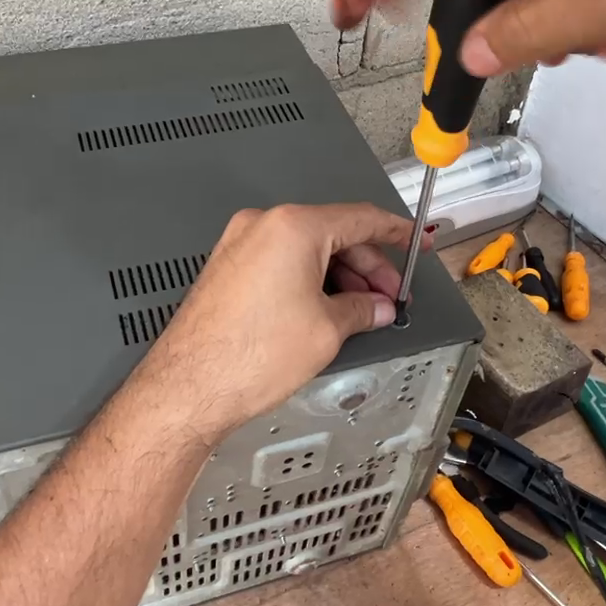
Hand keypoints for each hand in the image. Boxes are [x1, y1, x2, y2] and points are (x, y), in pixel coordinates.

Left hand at [123, 204, 418, 445]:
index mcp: (292, 227)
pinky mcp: (228, 267)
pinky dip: (309, 280)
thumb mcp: (327, 330)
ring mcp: (240, 244)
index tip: (416, 242)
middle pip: (333, 233)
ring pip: (307, 249)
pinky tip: (326, 309)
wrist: (189, 387)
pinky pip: (281, 262)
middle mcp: (262, 225)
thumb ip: (361, 310)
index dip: (397, 233)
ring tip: (360, 312)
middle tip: (390, 298)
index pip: (360, 218)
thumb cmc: (246, 357)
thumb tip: (375, 307)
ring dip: (339, 277)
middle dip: (367, 267)